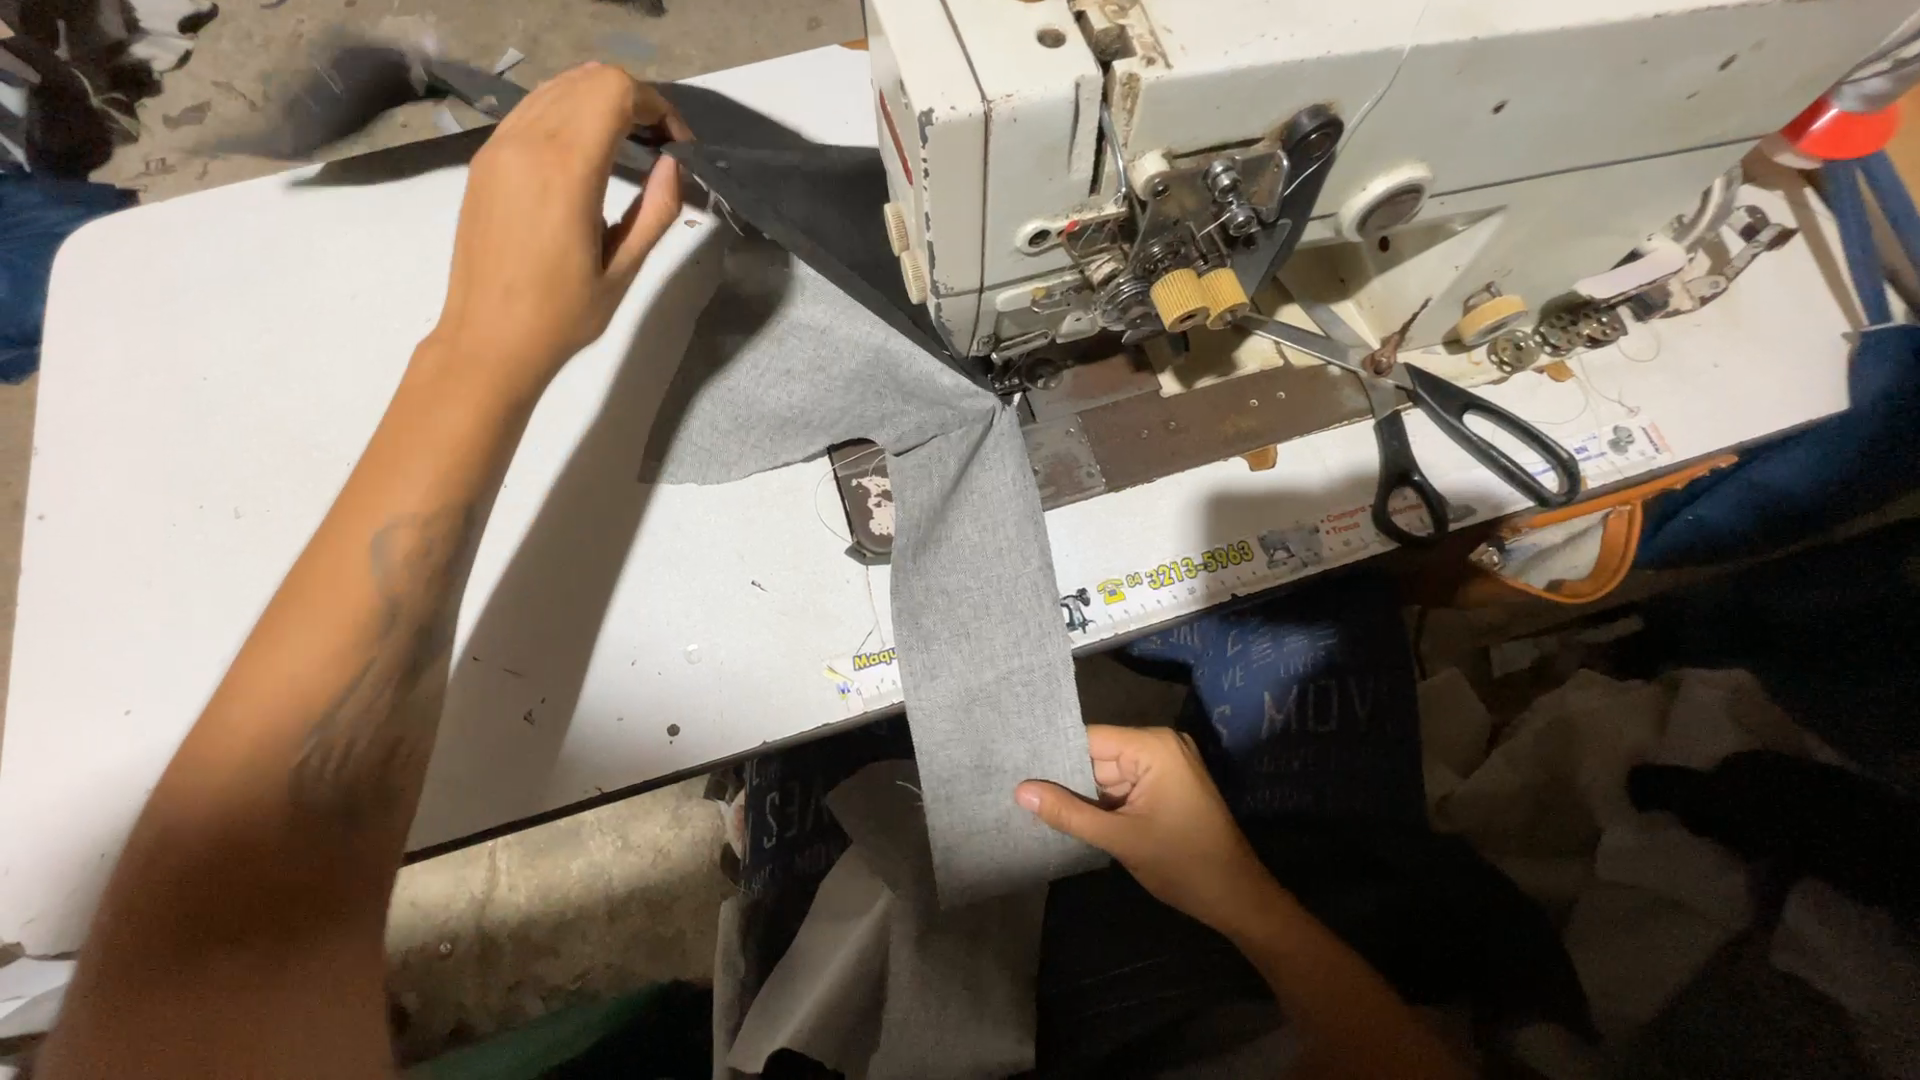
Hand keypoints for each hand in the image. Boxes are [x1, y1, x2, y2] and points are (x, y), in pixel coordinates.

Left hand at [424, 62, 691, 395]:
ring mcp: (499, 146)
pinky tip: (589, 155)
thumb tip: (673, 165)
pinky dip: (570, 114)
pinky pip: (533, 109)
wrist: (490, 338)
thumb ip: (656, 210)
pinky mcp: (486, 159)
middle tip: (662, 146)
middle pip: (589, 79)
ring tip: (631, 146)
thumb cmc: (564, 316)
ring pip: (559, 86)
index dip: (658, 107)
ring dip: (602, 103)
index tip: (679, 146)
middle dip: (635, 101)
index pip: (616, 93)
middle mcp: (526, 141)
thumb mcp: (625, 269)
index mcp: (565, 169)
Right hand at [1017, 725, 1280, 936]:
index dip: (1054, 755)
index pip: (1089, 739)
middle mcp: (1160, 745)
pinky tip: (1071, 816)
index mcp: (1154, 745)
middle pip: (1096, 756)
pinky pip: (1123, 786)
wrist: (1240, 900)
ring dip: (1083, 794)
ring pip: (1106, 774)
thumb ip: (1069, 812)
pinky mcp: (1166, 786)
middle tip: (1018, 792)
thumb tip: (1019, 790)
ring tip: (1036, 806)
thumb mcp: (1120, 838)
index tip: (1015, 767)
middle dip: (1066, 778)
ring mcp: (1165, 766)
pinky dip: (1102, 803)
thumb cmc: (1185, 865)